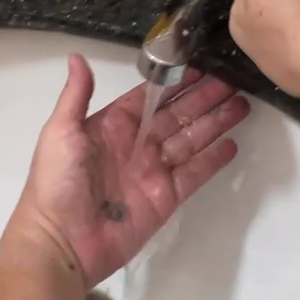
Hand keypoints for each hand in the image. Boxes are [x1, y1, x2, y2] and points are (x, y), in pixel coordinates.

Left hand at [5, 56, 249, 288]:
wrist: (61, 242)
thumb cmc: (57, 182)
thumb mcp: (60, 131)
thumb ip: (76, 95)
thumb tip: (77, 57)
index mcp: (112, 125)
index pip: (151, 97)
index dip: (175, 82)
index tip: (200, 66)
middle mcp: (136, 144)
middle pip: (176, 115)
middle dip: (203, 98)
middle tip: (232, 82)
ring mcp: (152, 171)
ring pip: (190, 140)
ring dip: (215, 123)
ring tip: (241, 105)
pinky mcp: (165, 198)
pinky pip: (193, 174)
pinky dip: (212, 159)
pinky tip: (231, 144)